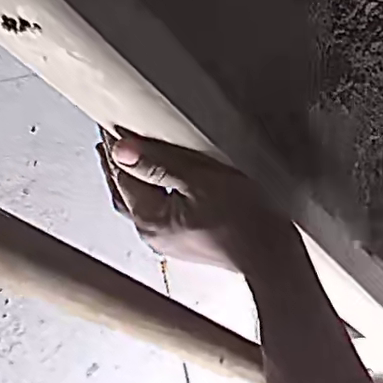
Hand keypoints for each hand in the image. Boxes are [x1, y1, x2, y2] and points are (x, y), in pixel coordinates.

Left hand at [97, 130, 295, 270]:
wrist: (272, 257)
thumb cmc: (244, 220)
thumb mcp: (200, 181)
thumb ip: (158, 164)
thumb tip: (122, 150)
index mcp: (149, 218)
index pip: (122, 174)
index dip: (115, 147)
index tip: (110, 124)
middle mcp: (152, 234)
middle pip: (125, 192)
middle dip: (117, 166)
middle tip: (109, 139)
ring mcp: (169, 242)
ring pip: (141, 203)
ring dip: (134, 180)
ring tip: (132, 158)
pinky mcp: (186, 243)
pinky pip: (160, 213)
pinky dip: (153, 193)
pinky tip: (162, 185)